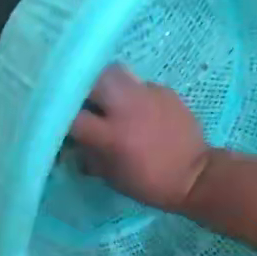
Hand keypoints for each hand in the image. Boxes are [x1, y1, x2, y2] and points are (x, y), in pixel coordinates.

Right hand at [69, 65, 213, 214]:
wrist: (194, 176)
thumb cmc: (149, 184)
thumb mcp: (112, 177)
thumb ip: (91, 155)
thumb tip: (75, 144)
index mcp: (112, 136)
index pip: (74, 117)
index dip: (63, 120)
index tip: (62, 125)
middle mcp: (127, 108)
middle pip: (93, 78)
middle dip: (84, 88)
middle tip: (83, 102)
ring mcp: (148, 94)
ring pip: (116, 72)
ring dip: (106, 84)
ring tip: (108, 102)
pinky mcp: (164, 90)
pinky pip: (139, 85)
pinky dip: (132, 95)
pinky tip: (139, 111)